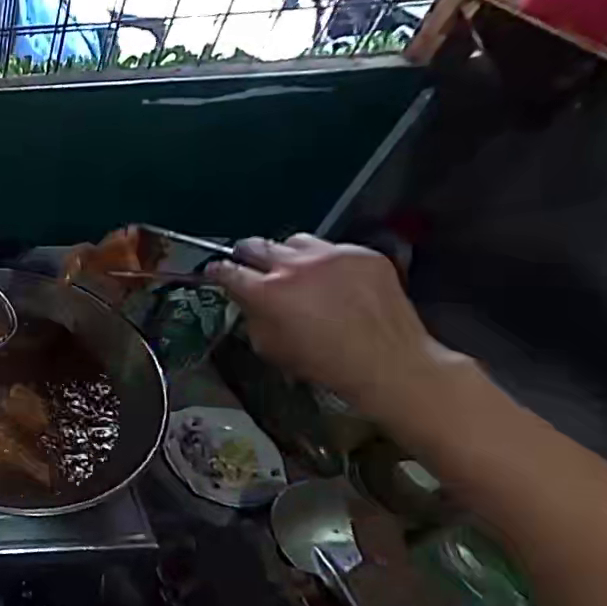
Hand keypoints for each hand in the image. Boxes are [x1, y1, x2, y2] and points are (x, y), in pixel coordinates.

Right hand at [206, 234, 467, 420]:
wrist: (390, 364)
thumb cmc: (324, 364)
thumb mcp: (270, 347)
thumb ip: (252, 316)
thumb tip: (248, 300)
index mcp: (266, 292)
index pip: (228, 270)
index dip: (218, 271)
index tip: (216, 272)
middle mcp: (294, 266)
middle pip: (255, 245)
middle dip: (247, 255)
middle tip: (251, 267)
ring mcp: (331, 255)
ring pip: (294, 241)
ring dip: (289, 255)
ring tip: (298, 272)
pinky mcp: (362, 253)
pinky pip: (333, 248)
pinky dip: (327, 262)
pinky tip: (336, 283)